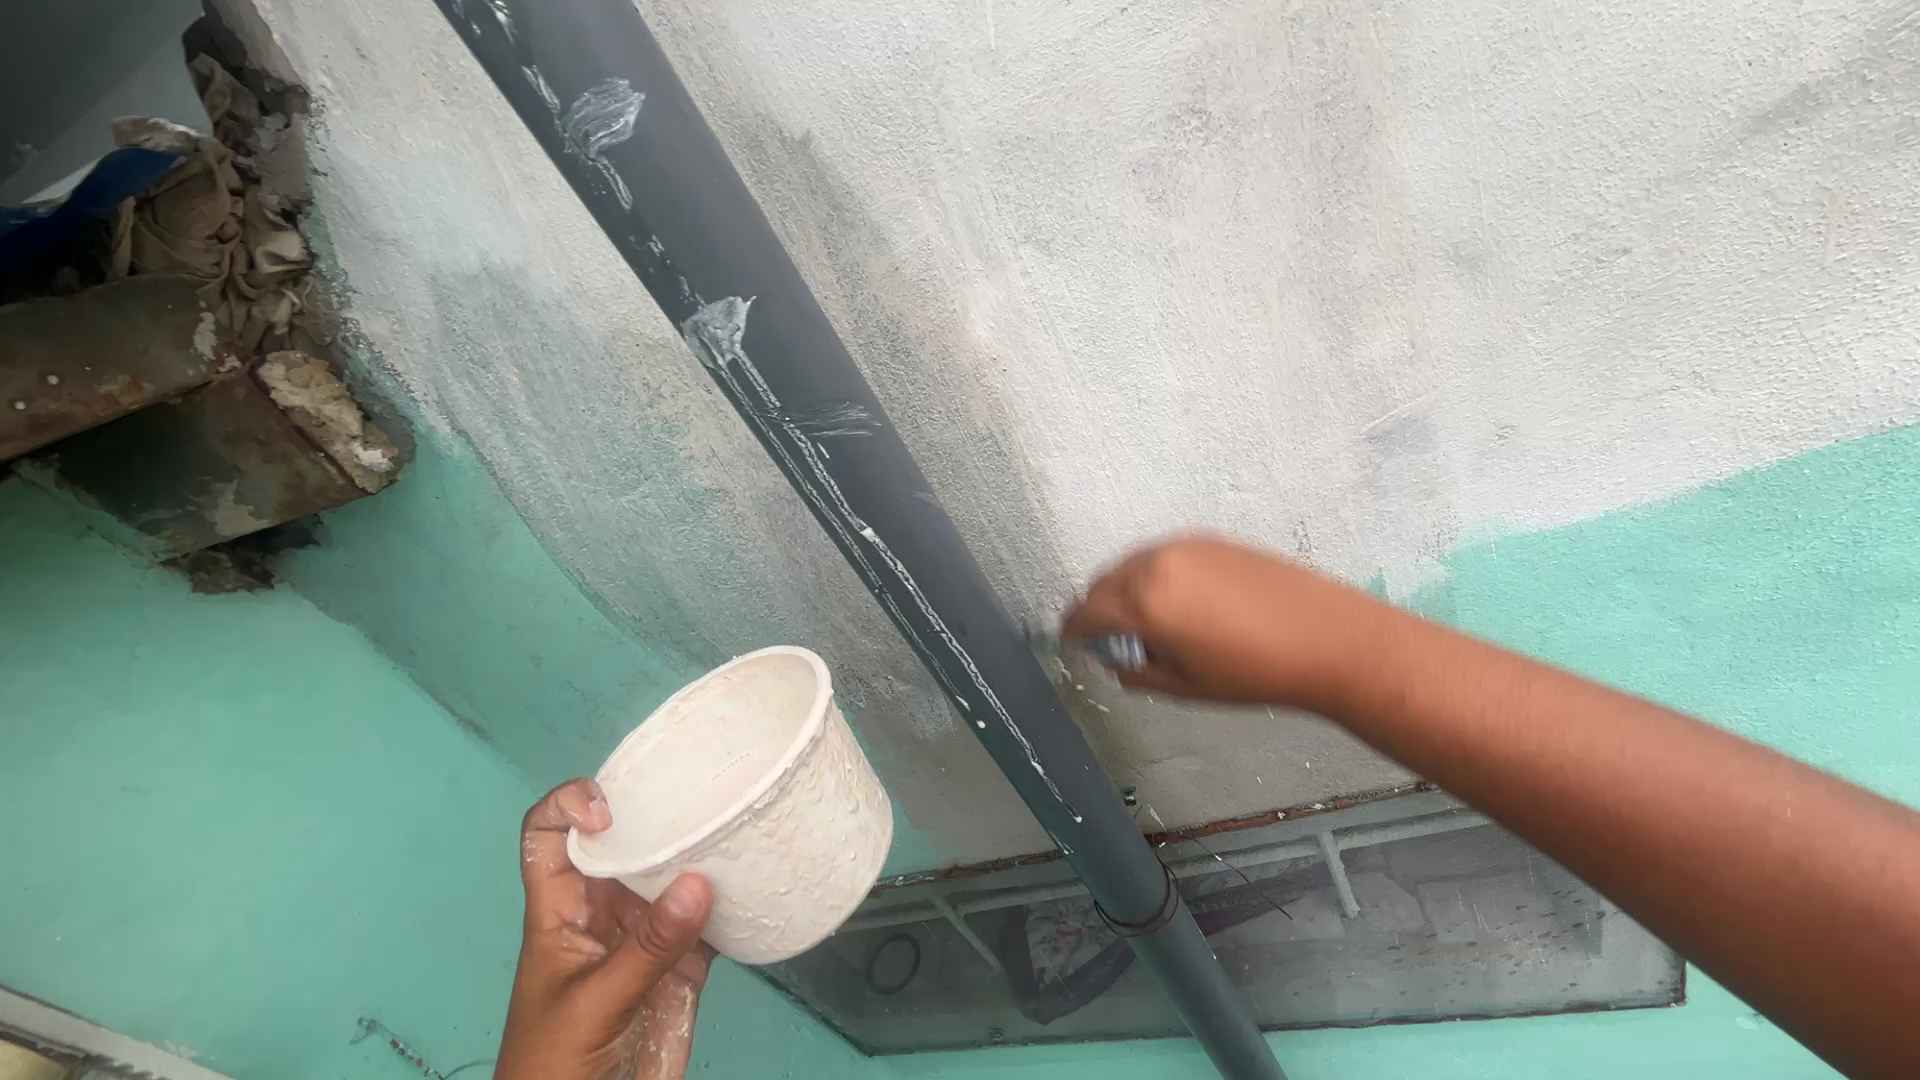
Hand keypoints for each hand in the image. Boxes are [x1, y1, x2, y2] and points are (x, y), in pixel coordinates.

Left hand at [496, 779, 715, 1079]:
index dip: (569, 804)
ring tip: (739, 817)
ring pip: (674, 870)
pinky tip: (759, 873)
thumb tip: (700, 881)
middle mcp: (607, 907)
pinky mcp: (686, 961)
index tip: (614, 807)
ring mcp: (649, 933)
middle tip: (703, 789)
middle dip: (656, 808)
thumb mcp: (592, 1005)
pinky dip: (734, 894)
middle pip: (625, 838)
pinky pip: (712, 914)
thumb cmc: (555, 1066)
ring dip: (702, 846)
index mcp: (563, 908)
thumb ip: (645, 949)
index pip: (549, 835)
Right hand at [1063, 534, 1390, 709]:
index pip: (1086, 612)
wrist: (1331, 638)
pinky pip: (1161, 556)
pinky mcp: (1210, 539)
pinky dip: (1152, 576)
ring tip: (1144, 622)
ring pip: (1131, 565)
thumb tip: (1116, 660)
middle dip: (1097, 610)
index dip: (1073, 632)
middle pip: (1103, 583)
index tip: (1072, 643)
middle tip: (1110, 640)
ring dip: (1123, 591)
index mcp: (1145, 601)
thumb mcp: (1185, 686)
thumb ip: (1137, 671)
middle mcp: (1156, 563)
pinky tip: (1175, 602)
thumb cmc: (1256, 672)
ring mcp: (1184, 546)